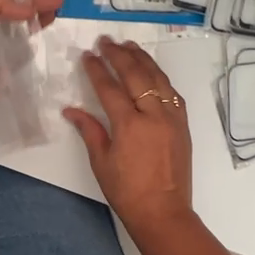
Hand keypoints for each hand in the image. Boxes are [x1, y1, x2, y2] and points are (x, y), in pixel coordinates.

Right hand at [65, 39, 193, 232]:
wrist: (163, 212)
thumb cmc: (127, 191)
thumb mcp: (101, 162)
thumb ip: (89, 130)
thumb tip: (71, 110)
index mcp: (129, 125)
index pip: (110, 88)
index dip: (97, 70)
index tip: (88, 55)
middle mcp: (153, 115)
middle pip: (136, 75)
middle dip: (119, 55)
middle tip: (106, 42)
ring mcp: (172, 118)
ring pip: (158, 79)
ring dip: (142, 59)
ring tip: (129, 45)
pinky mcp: (183, 125)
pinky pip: (172, 93)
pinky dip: (160, 78)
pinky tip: (152, 71)